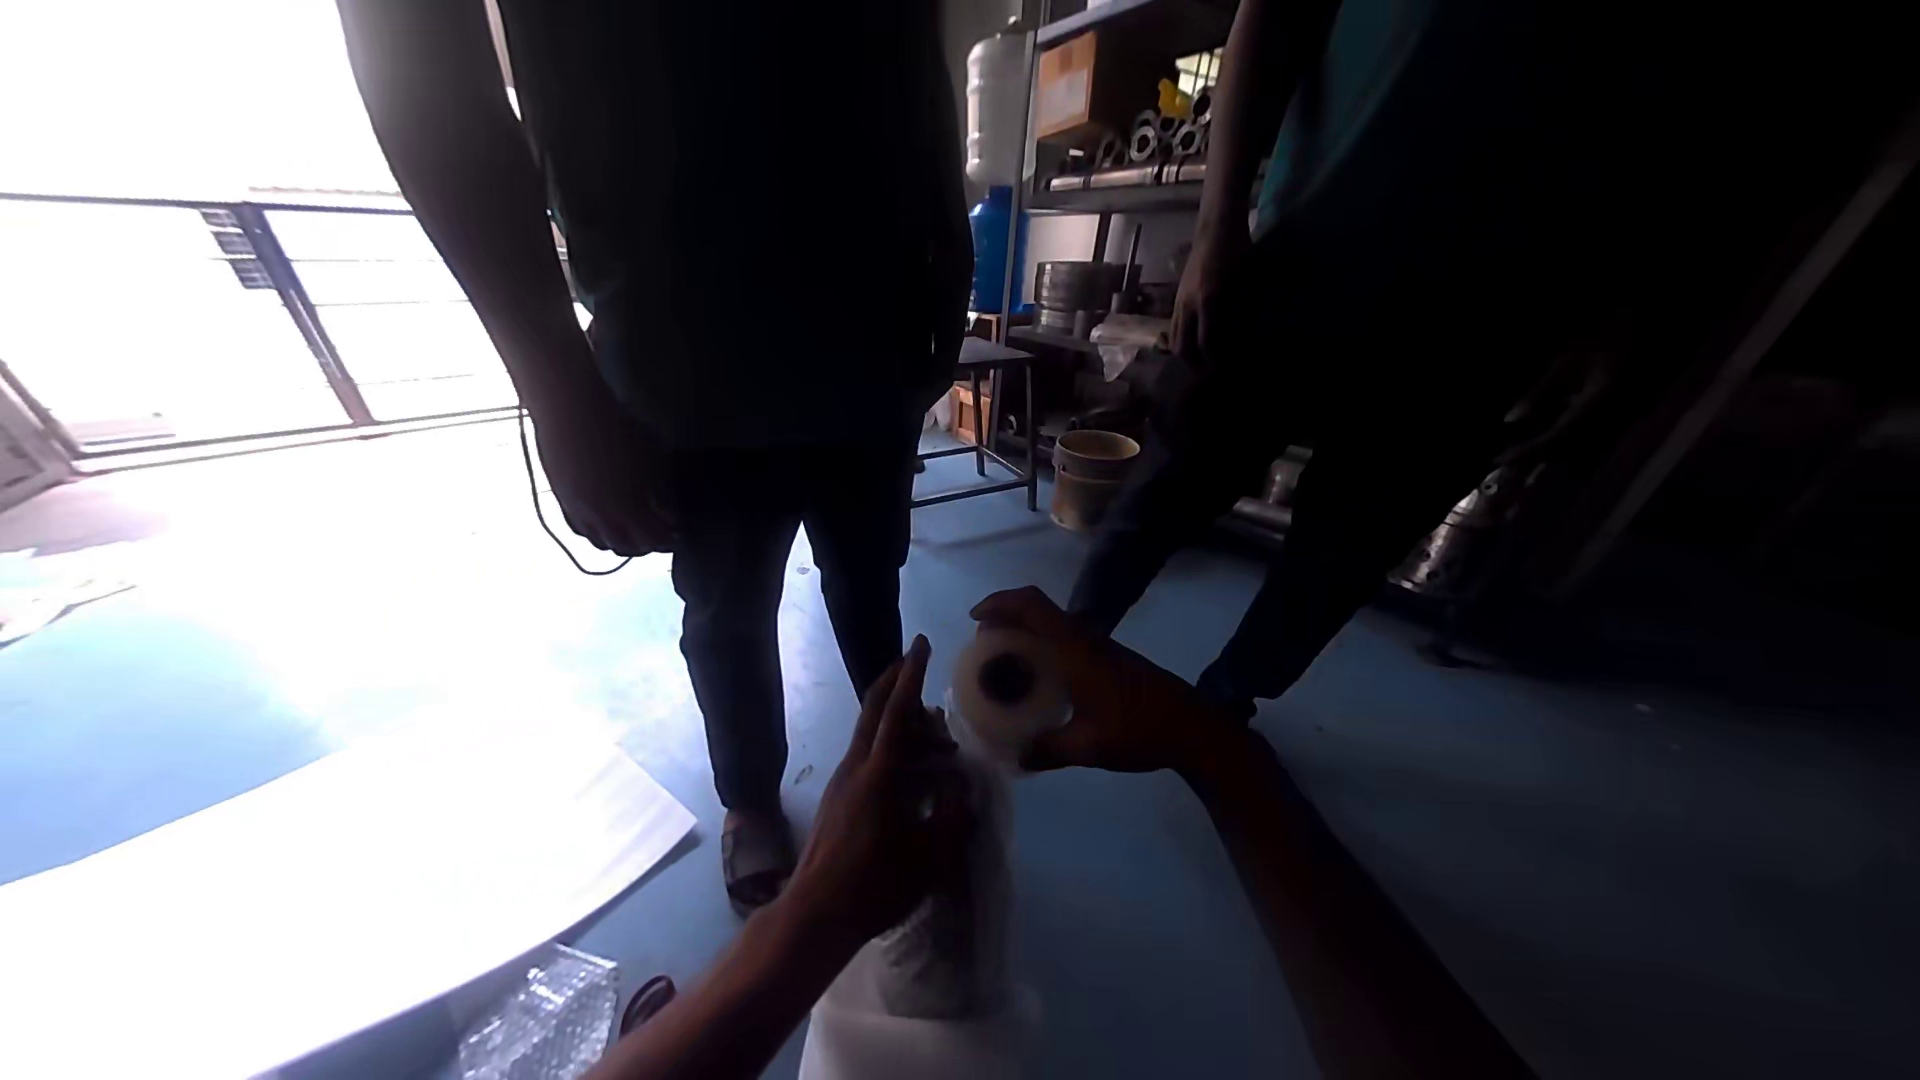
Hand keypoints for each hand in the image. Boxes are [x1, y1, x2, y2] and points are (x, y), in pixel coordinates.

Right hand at [527, 389, 673, 555]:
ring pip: (603, 544)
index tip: (679, 533)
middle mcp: (602, 516)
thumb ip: (662, 492)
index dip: (670, 539)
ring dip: (624, 544)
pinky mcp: (562, 500)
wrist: (571, 410)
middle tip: (661, 535)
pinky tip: (610, 526)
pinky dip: (599, 535)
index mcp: (628, 507)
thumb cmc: (620, 429)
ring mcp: (578, 510)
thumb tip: (669, 514)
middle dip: (649, 546)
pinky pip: (582, 531)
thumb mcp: (652, 460)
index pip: (655, 538)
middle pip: (630, 548)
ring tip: (637, 533)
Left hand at [785, 635, 970, 943]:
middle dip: (894, 679)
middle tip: (913, 660)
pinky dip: (888, 745)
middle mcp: (856, 765)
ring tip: (932, 740)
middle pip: (874, 708)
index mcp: (880, 773)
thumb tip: (962, 792)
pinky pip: (865, 754)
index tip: (921, 644)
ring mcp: (841, 780)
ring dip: (898, 721)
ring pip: (870, 732)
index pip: (899, 711)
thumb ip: (952, 818)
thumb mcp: (929, 856)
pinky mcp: (837, 797)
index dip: (912, 675)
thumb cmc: (874, 884)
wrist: (814, 914)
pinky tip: (907, 771)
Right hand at [970, 587, 1240, 774]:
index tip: (976, 618)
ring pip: (1053, 622)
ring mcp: (1099, 645)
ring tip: (1004, 660)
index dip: (1000, 602)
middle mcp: (1084, 637)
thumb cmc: (1139, 729)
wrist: (1193, 727)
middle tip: (984, 645)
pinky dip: (1043, 644)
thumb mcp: (1088, 746)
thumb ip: (1048, 751)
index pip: (1033, 604)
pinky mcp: (1108, 656)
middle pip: (1038, 608)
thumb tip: (1015, 759)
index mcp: (1075, 648)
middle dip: (1005, 617)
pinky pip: (1065, 637)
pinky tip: (1039, 676)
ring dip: (1025, 630)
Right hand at [1170, 212, 1251, 369]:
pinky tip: (1194, 341)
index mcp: (1210, 301)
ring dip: (1185, 355)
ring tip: (1200, 362)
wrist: (1216, 225)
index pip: (1207, 343)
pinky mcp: (1177, 297)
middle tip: (1210, 374)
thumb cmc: (1239, 250)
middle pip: (1182, 348)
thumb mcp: (1251, 280)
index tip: (1227, 370)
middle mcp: (1189, 305)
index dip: (1216, 361)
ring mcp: (1179, 301)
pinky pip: (1174, 327)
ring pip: (1174, 339)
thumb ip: (1246, 312)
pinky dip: (1182, 339)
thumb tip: (1248, 340)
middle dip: (1194, 365)